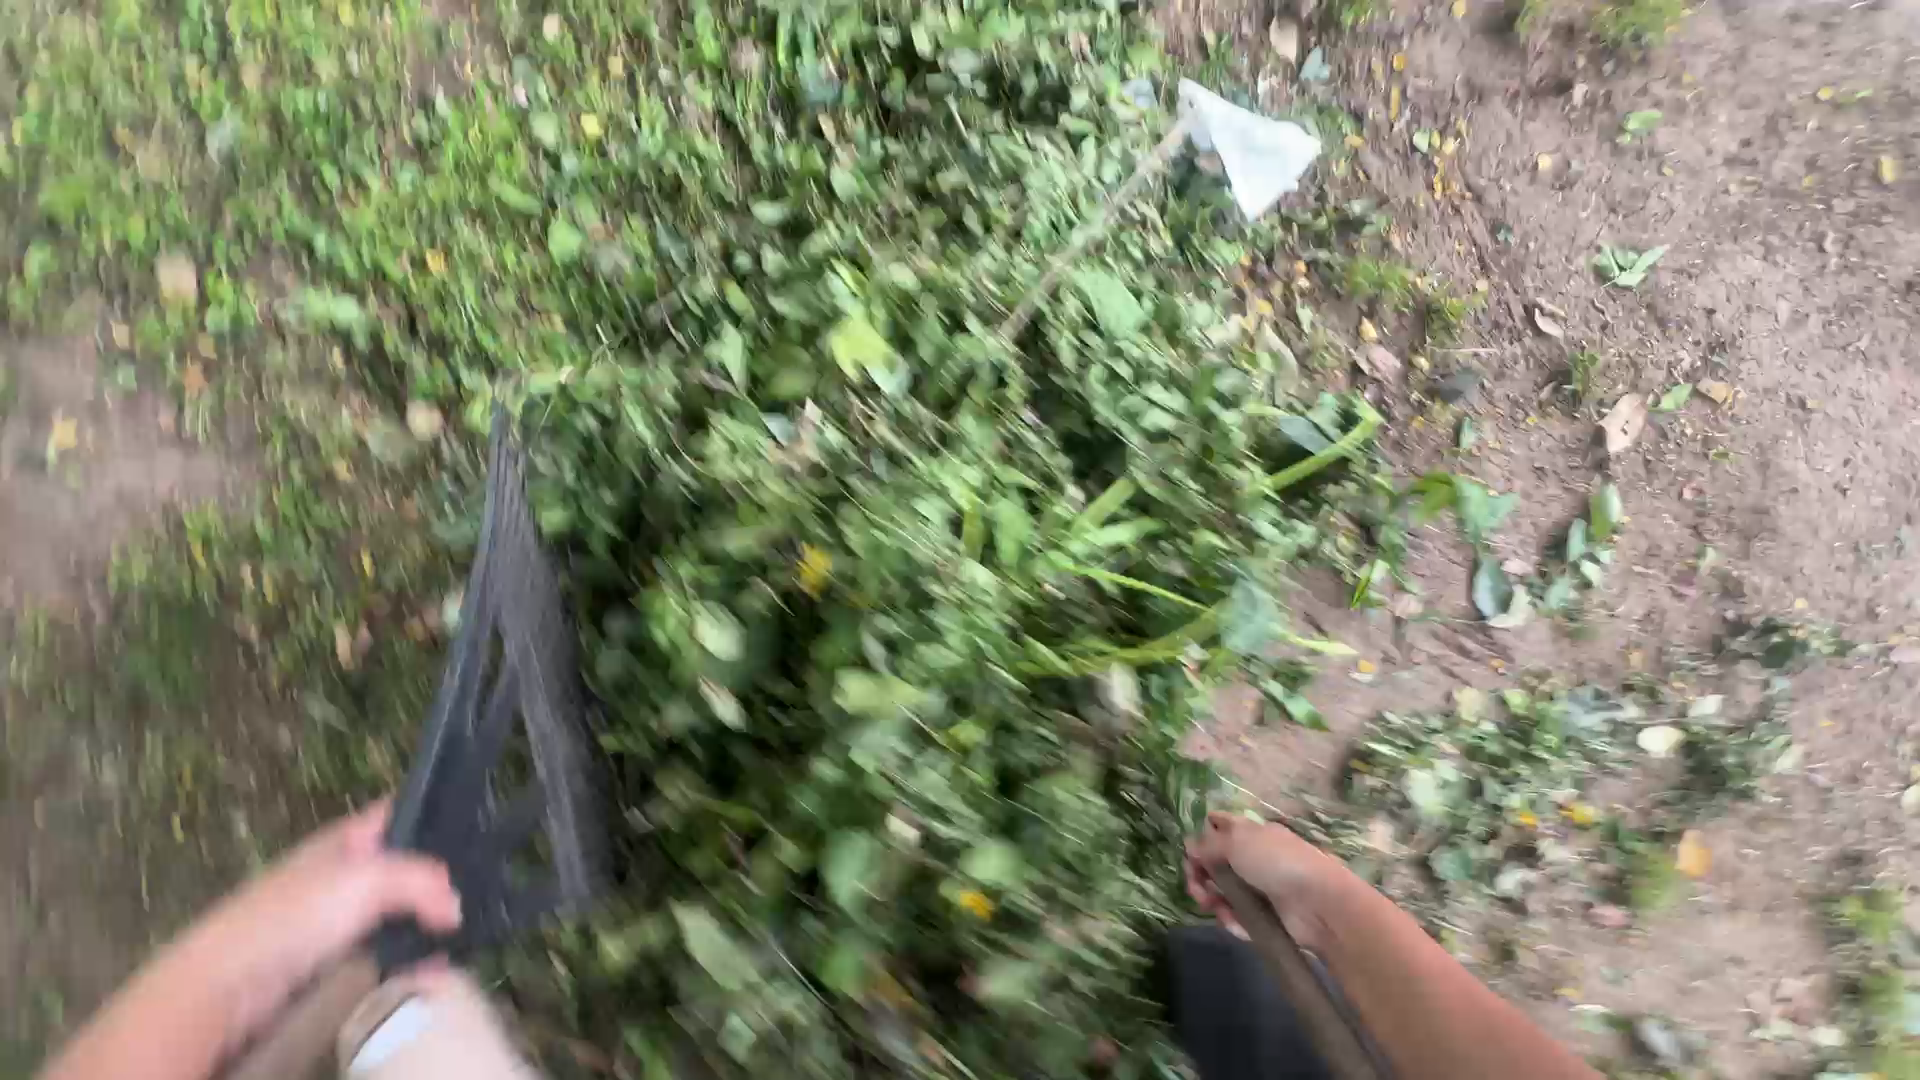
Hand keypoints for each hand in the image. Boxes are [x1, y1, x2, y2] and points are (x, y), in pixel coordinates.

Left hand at [176, 801, 462, 1051]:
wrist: (223, 988)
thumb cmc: (294, 913)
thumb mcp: (370, 878)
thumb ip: (425, 882)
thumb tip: (458, 909)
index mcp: (352, 836)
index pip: (408, 810)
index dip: (443, 813)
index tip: (483, 827)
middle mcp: (350, 869)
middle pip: (413, 863)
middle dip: (447, 877)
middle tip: (484, 887)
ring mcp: (344, 913)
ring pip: (406, 908)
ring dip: (433, 920)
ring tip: (465, 931)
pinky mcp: (340, 955)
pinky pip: (392, 946)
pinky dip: (414, 954)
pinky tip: (435, 963)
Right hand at [1184, 811, 1346, 947]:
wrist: (1319, 905)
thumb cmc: (1276, 861)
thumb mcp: (1236, 841)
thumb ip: (1208, 843)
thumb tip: (1189, 845)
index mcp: (1249, 833)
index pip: (1218, 826)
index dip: (1200, 836)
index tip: (1189, 852)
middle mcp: (1253, 858)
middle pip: (1214, 863)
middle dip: (1199, 874)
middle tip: (1195, 886)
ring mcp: (1259, 889)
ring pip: (1222, 892)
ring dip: (1210, 899)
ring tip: (1210, 906)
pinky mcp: (1264, 918)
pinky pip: (1238, 916)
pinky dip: (1232, 920)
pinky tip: (1233, 922)